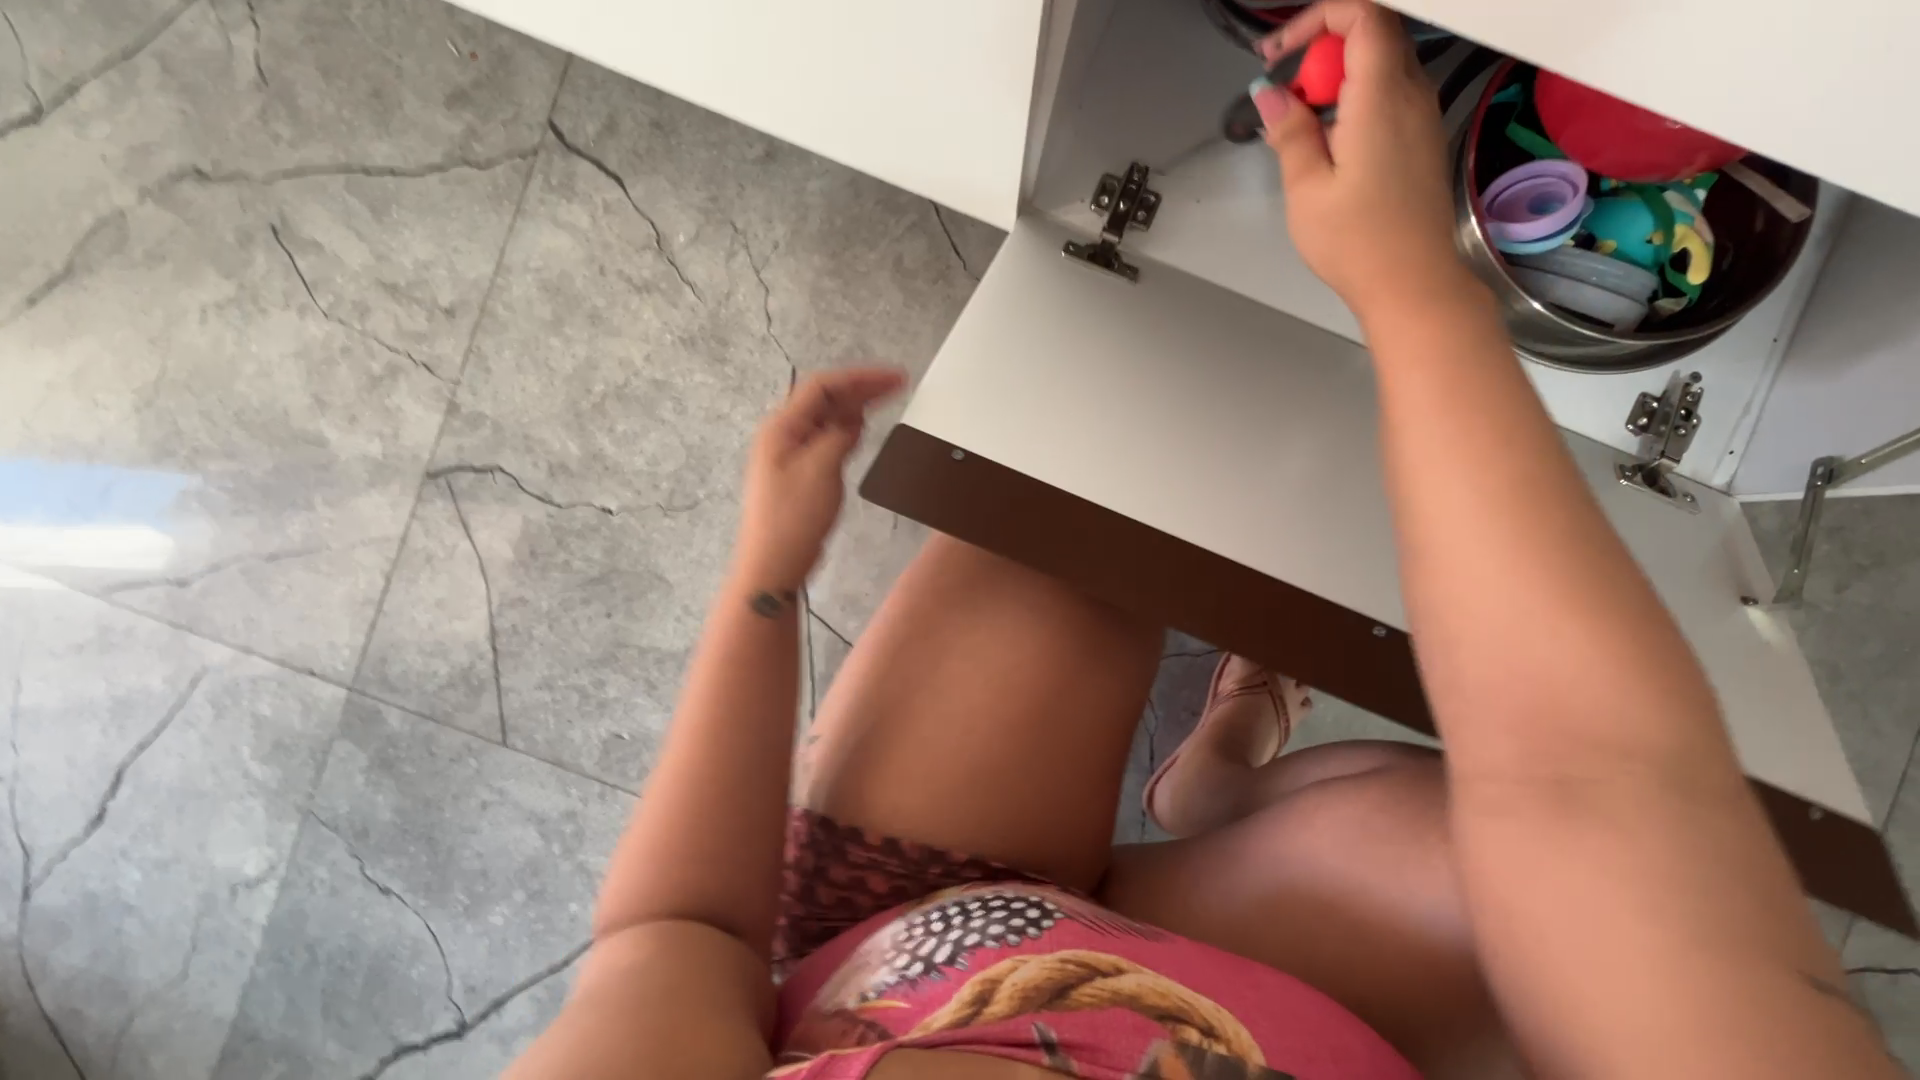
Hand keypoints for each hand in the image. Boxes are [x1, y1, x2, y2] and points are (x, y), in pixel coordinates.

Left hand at [733, 366, 907, 589]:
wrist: (773, 562)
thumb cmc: (792, 519)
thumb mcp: (821, 468)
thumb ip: (840, 435)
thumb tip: (854, 417)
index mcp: (781, 427)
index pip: (822, 386)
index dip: (860, 377)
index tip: (894, 378)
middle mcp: (783, 434)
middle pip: (824, 398)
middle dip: (861, 389)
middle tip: (897, 386)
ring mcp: (790, 454)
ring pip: (826, 418)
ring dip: (855, 407)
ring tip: (886, 403)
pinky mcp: (800, 472)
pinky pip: (825, 439)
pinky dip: (847, 430)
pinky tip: (863, 432)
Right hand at [1254, 0, 1470, 319]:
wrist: (1411, 281)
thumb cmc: (1359, 242)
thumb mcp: (1306, 188)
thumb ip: (1289, 130)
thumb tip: (1270, 93)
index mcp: (1381, 98)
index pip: (1363, 15)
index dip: (1318, 19)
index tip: (1279, 52)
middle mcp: (1411, 95)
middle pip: (1371, 34)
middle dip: (1321, 51)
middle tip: (1284, 95)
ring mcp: (1421, 115)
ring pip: (1380, 64)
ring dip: (1336, 80)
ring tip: (1303, 127)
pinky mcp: (1421, 137)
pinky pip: (1388, 94)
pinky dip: (1355, 101)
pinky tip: (1330, 145)